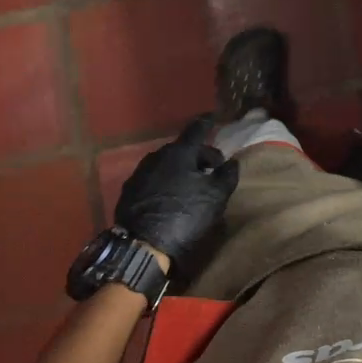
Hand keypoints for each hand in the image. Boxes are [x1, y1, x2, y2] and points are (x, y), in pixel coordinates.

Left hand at [114, 117, 239, 259]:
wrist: (142, 246)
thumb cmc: (185, 215)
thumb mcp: (216, 197)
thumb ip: (227, 175)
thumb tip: (232, 162)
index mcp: (179, 152)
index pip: (196, 129)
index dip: (207, 122)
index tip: (214, 116)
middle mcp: (156, 156)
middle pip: (182, 149)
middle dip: (198, 156)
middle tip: (211, 170)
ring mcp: (139, 174)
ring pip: (166, 164)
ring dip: (180, 169)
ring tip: (191, 185)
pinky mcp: (129, 192)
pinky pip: (153, 179)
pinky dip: (165, 182)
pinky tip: (170, 197)